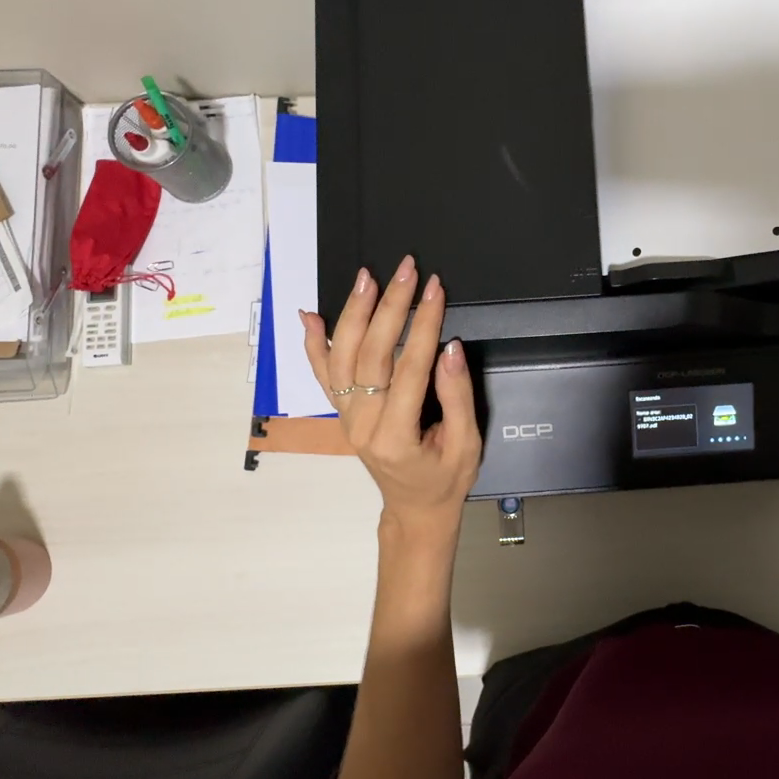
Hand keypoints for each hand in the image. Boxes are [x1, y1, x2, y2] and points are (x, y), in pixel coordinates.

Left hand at [301, 256, 482, 541]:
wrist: (415, 509)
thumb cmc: (445, 480)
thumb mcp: (467, 444)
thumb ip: (457, 397)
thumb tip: (450, 348)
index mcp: (397, 436)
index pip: (409, 368)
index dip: (423, 325)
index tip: (435, 290)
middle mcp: (363, 425)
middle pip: (370, 355)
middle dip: (390, 307)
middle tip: (407, 270)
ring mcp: (347, 419)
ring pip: (341, 357)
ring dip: (352, 313)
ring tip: (367, 277)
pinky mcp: (343, 414)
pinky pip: (323, 375)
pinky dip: (314, 344)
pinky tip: (311, 315)